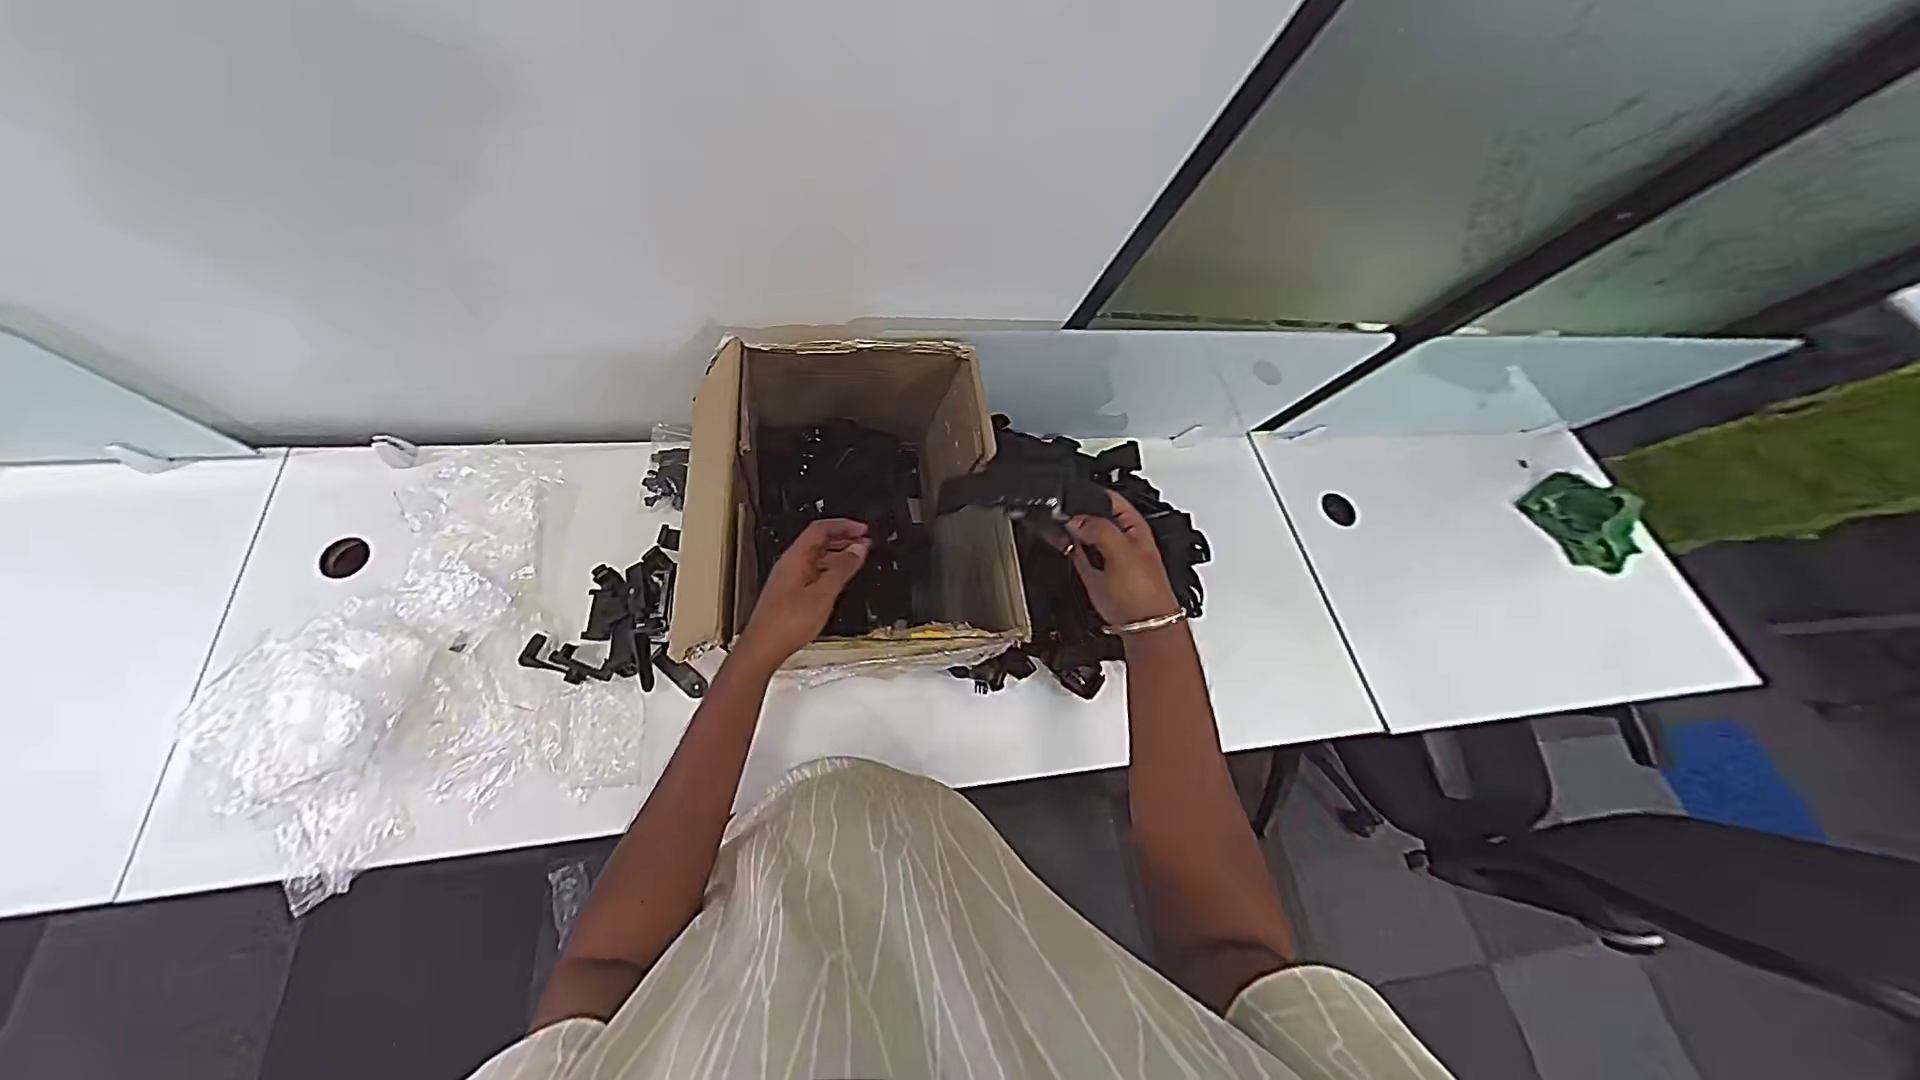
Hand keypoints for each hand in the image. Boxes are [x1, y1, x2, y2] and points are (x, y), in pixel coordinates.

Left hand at [736, 518, 870, 665]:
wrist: (763, 648)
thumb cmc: (785, 623)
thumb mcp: (823, 593)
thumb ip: (843, 568)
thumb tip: (858, 549)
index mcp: (795, 558)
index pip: (821, 529)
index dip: (844, 525)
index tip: (863, 529)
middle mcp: (790, 565)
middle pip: (818, 540)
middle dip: (843, 538)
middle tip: (864, 541)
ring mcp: (789, 579)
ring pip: (817, 557)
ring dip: (838, 554)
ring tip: (857, 558)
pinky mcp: (790, 593)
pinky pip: (813, 572)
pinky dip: (831, 570)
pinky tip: (840, 579)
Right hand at [1065, 491, 1181, 626]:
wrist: (1143, 626)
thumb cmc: (1145, 592)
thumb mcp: (1122, 552)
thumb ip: (1100, 530)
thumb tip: (1076, 519)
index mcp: (1134, 526)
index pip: (1109, 499)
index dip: (1090, 495)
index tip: (1070, 497)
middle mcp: (1119, 539)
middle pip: (1093, 517)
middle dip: (1077, 514)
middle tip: (1060, 515)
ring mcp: (1106, 557)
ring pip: (1082, 535)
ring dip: (1070, 532)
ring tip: (1058, 529)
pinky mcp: (1094, 574)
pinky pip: (1076, 554)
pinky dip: (1067, 548)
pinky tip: (1061, 545)